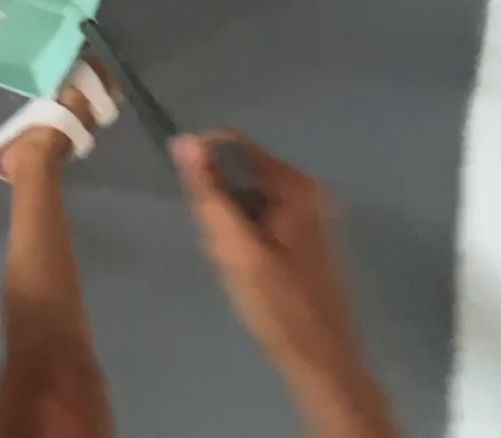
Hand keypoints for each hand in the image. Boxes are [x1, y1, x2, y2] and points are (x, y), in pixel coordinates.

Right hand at [172, 131, 360, 378]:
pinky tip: (237, 260)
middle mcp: (303, 191)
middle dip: (213, 197)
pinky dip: (235, 230)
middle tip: (213, 235)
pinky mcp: (295, 235)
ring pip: (238, 194)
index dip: (201, 163)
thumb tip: (182, 137)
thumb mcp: (233, 242)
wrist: (319, 362)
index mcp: (294, 185)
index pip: (230, 144)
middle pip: (234, 170)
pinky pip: (250, 214)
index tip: (192, 198)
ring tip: (224, 251)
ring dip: (222, 217)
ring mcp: (301, 214)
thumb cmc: (277, 301)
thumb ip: (207, 189)